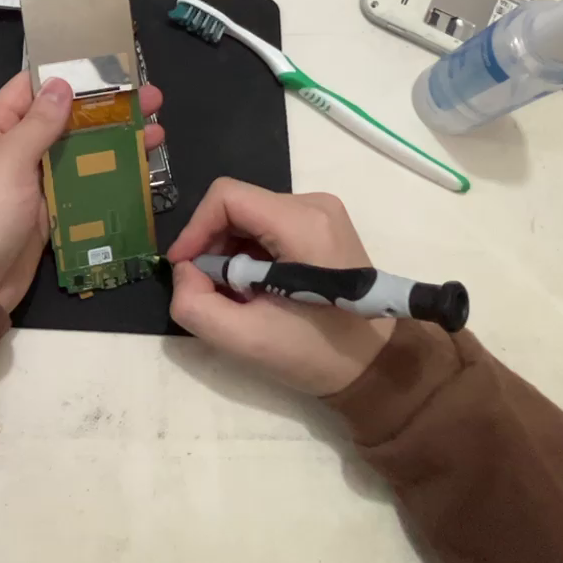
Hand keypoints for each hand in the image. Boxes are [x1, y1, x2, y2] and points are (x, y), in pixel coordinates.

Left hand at [0, 72, 164, 310]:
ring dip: (116, 141)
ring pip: (79, 152)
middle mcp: (15, 149)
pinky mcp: (50, 210)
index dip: (71, 75)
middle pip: (65, 119)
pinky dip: (108, 176)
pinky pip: (82, 185)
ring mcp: (34, 181)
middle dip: (107, 108)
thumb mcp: (6, 162)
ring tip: (158, 132)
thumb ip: (37, 124)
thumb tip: (61, 84)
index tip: (111, 65)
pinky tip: (140, 169)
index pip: (33, 88)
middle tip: (153, 99)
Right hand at [166, 178, 392, 396]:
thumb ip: (195, 305)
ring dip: (229, 252)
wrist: (379, 365)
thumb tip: (183, 271)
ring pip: (248, 215)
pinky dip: (248, 253)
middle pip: (237, 206)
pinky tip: (255, 286)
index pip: (226, 197)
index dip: (195, 229)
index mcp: (302, 223)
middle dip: (213, 246)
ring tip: (236, 293)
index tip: (183, 267)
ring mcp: (321, 212)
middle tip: (212, 289)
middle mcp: (313, 205)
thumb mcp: (246, 340)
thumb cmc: (317, 352)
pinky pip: (266, 225)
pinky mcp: (321, 224)